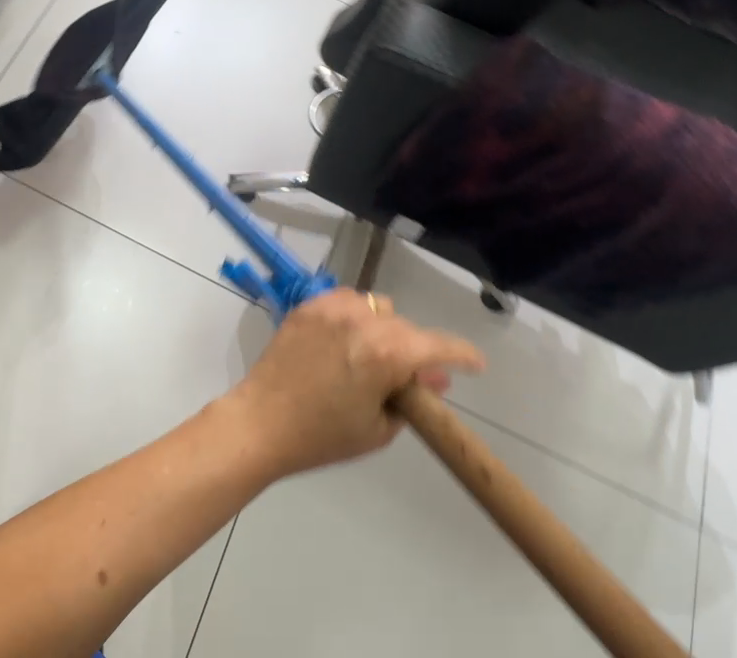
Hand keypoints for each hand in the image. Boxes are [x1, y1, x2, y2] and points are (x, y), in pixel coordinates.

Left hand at [225, 289, 484, 479]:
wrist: (261, 421)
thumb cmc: (323, 435)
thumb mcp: (378, 427)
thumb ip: (411, 397)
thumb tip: (433, 379)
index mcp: (388, 352)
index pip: (440, 345)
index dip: (463, 355)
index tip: (475, 365)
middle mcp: (364, 320)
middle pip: (407, 328)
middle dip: (415, 350)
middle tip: (408, 377)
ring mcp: (332, 308)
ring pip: (377, 308)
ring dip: (384, 328)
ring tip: (373, 357)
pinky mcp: (307, 306)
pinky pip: (346, 301)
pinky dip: (355, 316)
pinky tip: (347, 339)